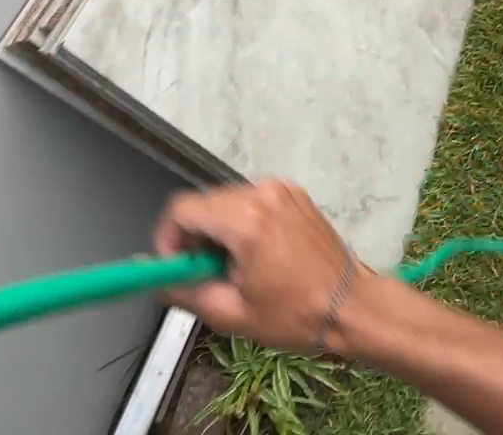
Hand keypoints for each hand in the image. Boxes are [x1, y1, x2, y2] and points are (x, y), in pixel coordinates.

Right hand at [151, 179, 355, 352]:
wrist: (350, 303)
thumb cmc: (294, 314)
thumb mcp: (230, 312)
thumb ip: (183, 290)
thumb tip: (152, 277)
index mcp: (247, 219)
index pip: (182, 209)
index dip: (167, 239)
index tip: (176, 268)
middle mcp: (264, 192)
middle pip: (204, 203)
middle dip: (193, 237)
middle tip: (205, 274)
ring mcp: (283, 188)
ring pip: (226, 200)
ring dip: (217, 230)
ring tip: (233, 268)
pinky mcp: (295, 193)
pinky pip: (252, 200)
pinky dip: (242, 221)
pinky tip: (255, 253)